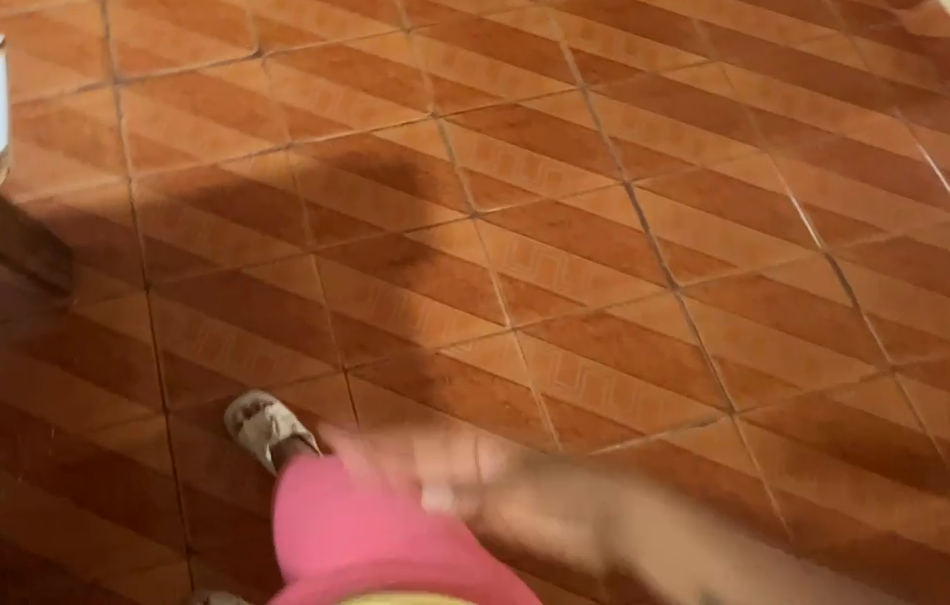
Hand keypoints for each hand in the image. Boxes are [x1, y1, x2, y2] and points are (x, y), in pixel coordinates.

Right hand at [323, 425, 630, 572]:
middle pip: (411, 457)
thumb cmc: (567, 492)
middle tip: (332, 450)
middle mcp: (467, 460)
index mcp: (472, 445)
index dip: (374, 440)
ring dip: (390, 478)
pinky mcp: (487, 515)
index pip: (413, 442)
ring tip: (352, 476)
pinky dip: (417, 506)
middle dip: (375, 454)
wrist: (616, 516)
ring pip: (422, 480)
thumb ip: (471, 493)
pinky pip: (442, 507)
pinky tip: (398, 512)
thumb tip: (422, 495)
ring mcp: (476, 486)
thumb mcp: (519, 490)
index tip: (335, 433)